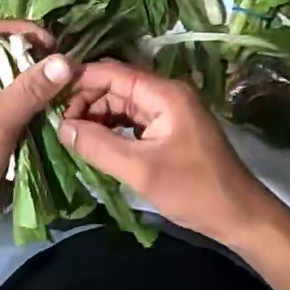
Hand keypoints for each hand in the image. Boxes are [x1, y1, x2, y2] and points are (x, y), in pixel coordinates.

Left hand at [0, 21, 75, 225]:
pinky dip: (35, 104)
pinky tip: (56, 108)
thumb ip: (30, 89)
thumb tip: (65, 60)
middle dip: (34, 58)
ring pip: (12, 81)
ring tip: (66, 87)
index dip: (20, 30)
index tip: (52, 43)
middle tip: (65, 68)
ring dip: (37, 83)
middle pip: (3, 55)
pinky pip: (15, 104)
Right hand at [60, 59, 284, 242]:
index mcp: (164, 94)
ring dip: (96, 116)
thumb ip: (97, 145)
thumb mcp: (140, 169)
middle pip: (115, 86)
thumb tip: (61, 127)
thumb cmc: (194, 190)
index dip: (79, 80)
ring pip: (122, 103)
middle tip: (60, 126)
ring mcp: (169, 111)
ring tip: (72, 136)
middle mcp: (166, 94)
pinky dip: (111, 128)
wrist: (241, 217)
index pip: (112, 73)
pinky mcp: (168, 129)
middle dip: (85, 101)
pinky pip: (132, 120)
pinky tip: (94, 143)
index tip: (49, 96)